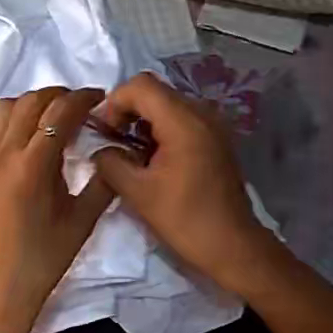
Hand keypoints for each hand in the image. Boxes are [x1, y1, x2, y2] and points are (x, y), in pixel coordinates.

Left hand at [0, 87, 114, 331]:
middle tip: (78, 107)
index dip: (83, 98)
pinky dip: (8, 128)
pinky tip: (23, 148)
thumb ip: (102, 183)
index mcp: (33, 165)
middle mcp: (3, 154)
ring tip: (48, 121)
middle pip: (30, 102)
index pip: (60, 112)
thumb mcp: (82, 221)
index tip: (99, 97)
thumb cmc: (44, 259)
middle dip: (58, 96)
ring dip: (29, 106)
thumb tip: (113, 154)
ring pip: (3, 111)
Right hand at [92, 73, 278, 294]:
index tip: (101, 131)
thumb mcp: (138, 193)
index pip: (140, 86)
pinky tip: (150, 161)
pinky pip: (182, 122)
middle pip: (155, 92)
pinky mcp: (216, 141)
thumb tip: (100, 150)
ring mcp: (213, 126)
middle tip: (109, 142)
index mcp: (183, 121)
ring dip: (142, 123)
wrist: (232, 246)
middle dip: (126, 111)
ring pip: (168, 107)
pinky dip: (160, 132)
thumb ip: (110, 163)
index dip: (114, 102)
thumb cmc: (184, 219)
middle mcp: (202, 114)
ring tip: (127, 154)